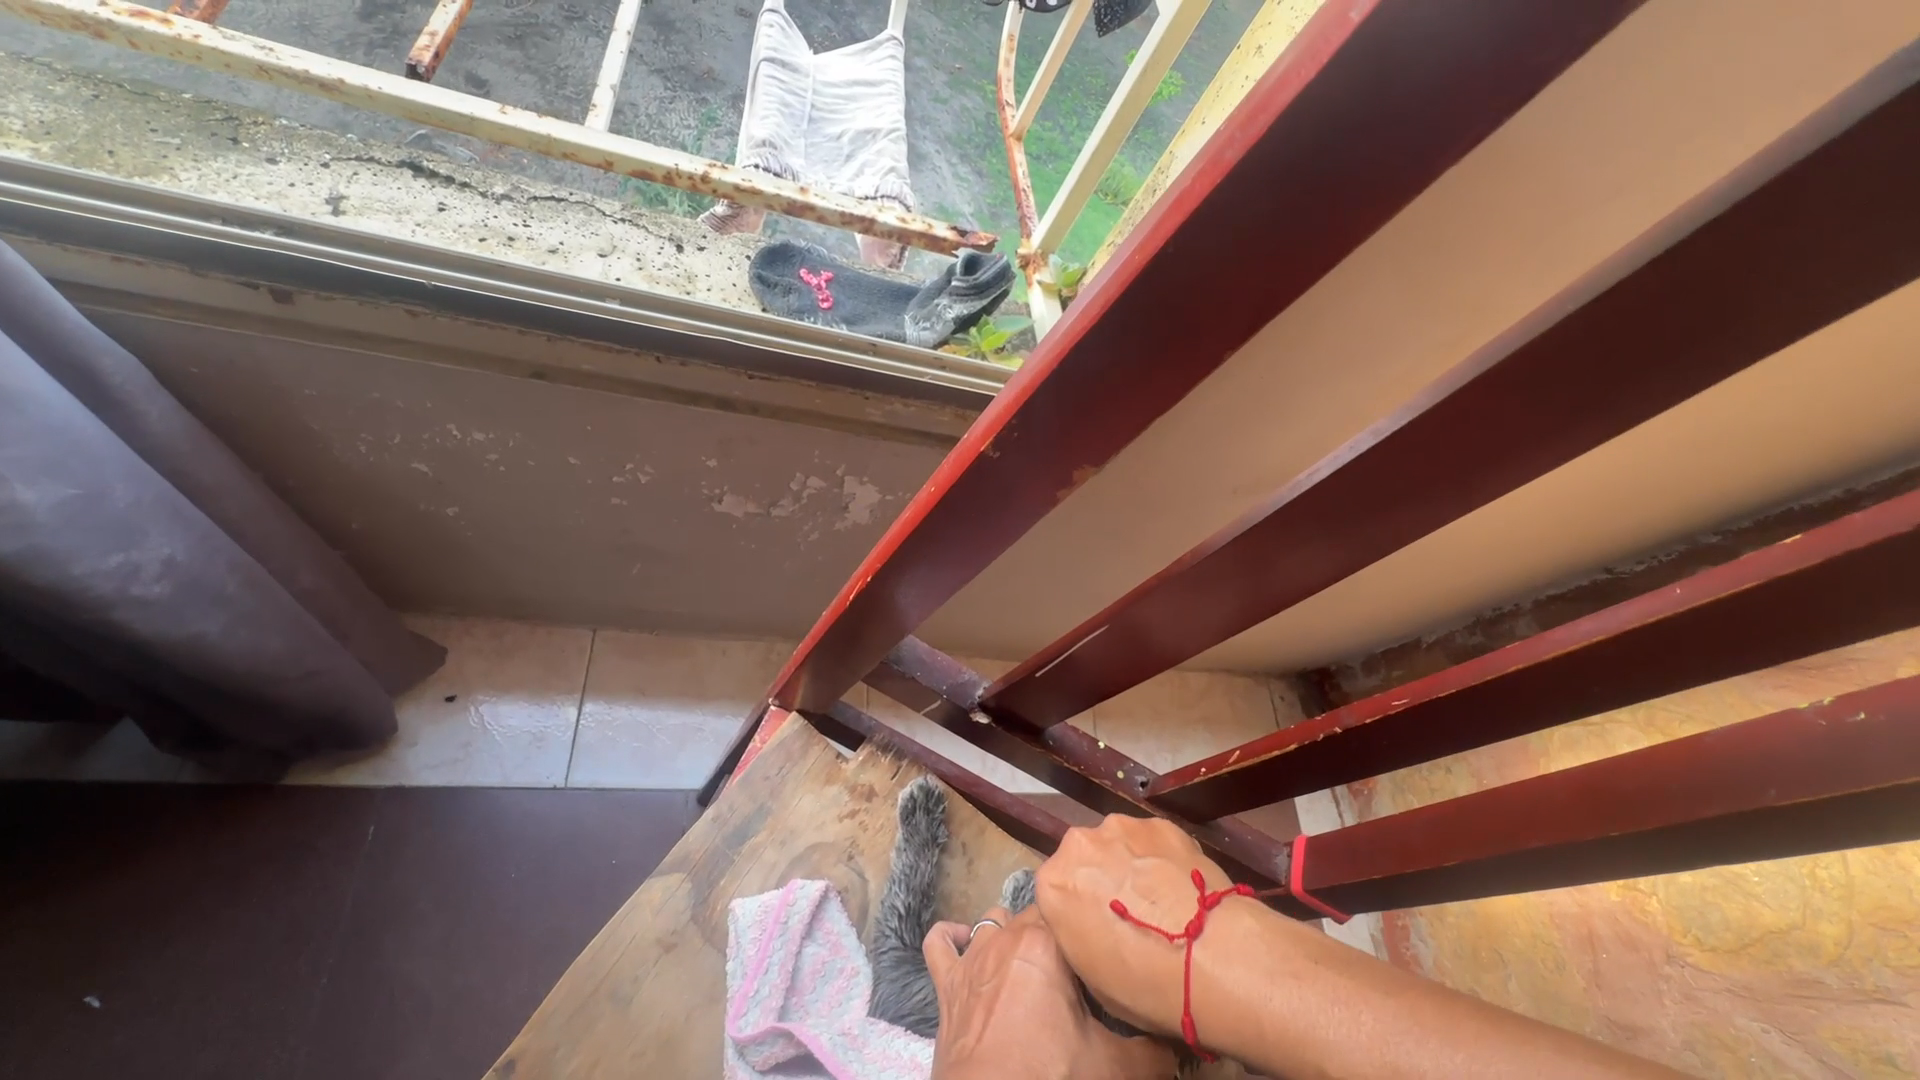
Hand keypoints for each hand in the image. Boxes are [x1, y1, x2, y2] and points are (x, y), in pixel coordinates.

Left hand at [924, 905, 1174, 1079]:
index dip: (1090, 931)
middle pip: (1036, 917)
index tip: (1107, 950)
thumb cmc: (1052, 1077)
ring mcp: (970, 958)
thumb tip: (1183, 1037)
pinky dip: (952, 939)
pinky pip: (939, 943)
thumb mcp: (1117, 1066)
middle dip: (1058, 937)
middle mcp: (1005, 938)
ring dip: (1011, 934)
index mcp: (1045, 944)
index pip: (1072, 913)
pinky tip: (966, 946)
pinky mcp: (945, 983)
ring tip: (1034, 962)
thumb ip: (1156, 1048)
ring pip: (992, 921)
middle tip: (1080, 968)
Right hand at [1034, 815, 1239, 1036]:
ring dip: (1130, 865)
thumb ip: (1077, 935)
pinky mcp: (1161, 824)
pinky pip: (1153, 842)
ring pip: (1118, 845)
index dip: (1076, 910)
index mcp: (1052, 883)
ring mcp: (1121, 828)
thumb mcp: (1090, 975)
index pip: (1055, 891)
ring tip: (1160, 899)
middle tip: (1128, 914)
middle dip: (1099, 880)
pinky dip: (1161, 859)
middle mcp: (1079, 845)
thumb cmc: (1143, 982)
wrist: (1211, 957)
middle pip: (1084, 860)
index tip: (1096, 929)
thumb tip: (1091, 924)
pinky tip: (1182, 888)